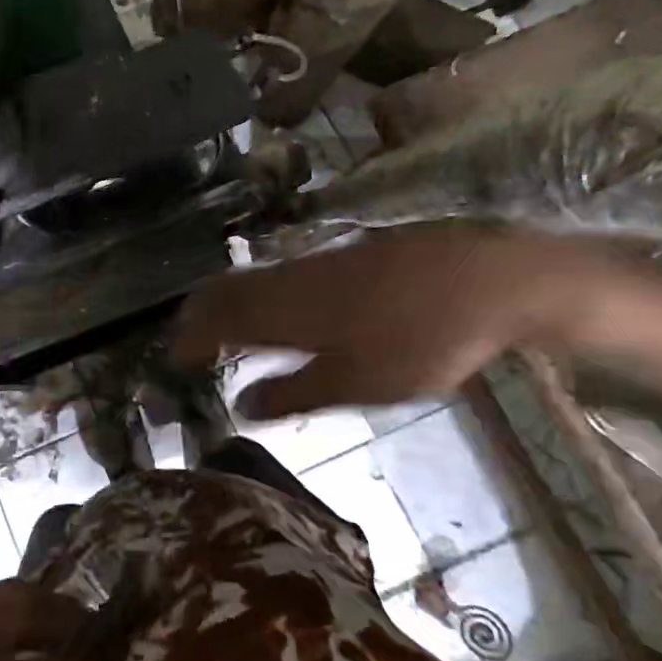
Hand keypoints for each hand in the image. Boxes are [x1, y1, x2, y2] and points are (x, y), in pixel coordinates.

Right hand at [172, 226, 619, 416]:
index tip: (175, 360)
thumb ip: (295, 395)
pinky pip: (277, 273)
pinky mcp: (340, 255)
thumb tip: (241, 405)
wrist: (485, 277)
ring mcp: (314, 263)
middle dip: (198, 315)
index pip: (216, 322)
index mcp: (284, 314)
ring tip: (220, 327)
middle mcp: (287, 281)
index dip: (190, 340)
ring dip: (226, 302)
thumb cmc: (420, 341)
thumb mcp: (359, 384)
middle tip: (188, 341)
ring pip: (250, 279)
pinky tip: (274, 307)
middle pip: (224, 291)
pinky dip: (257, 291)